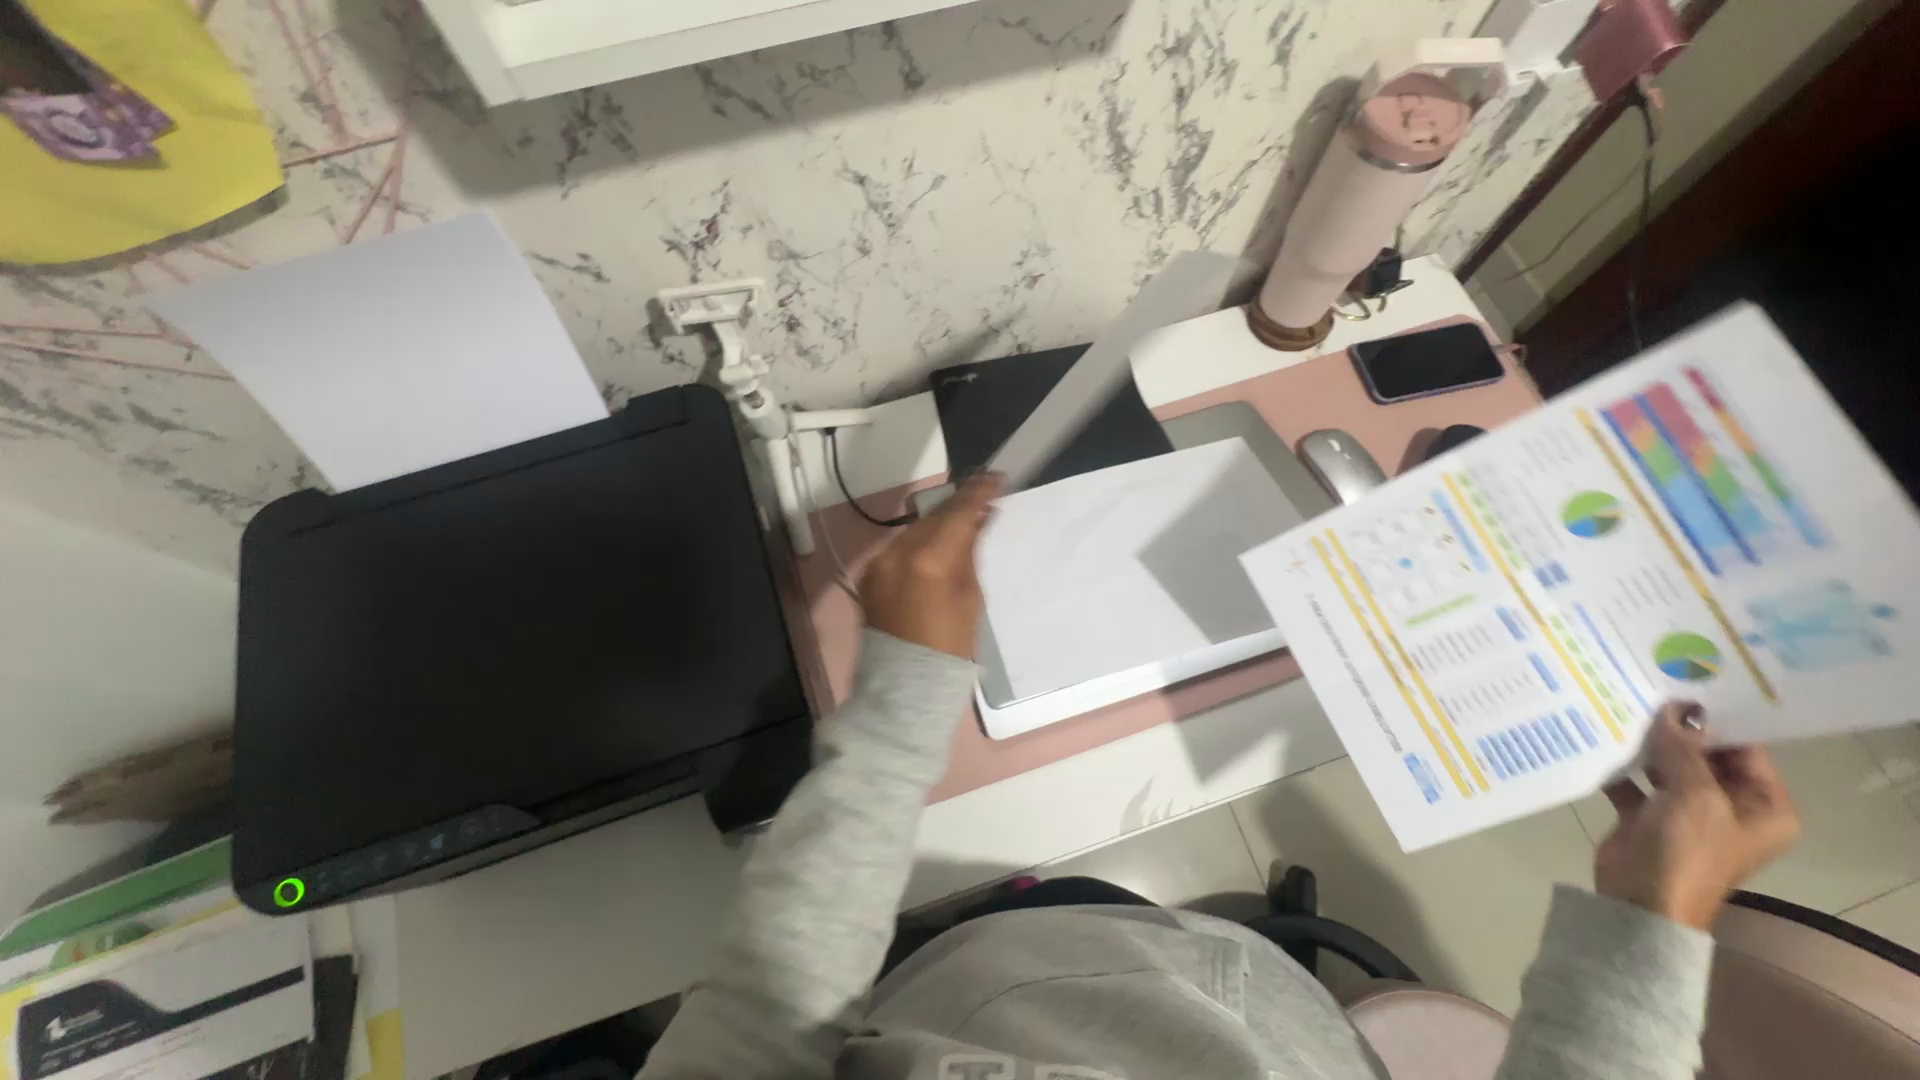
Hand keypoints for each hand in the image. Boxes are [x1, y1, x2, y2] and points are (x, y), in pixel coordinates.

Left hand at [857, 474, 1003, 658]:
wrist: (905, 683)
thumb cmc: (950, 646)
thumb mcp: (971, 596)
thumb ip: (969, 551)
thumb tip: (977, 520)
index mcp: (929, 560)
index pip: (957, 512)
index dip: (978, 492)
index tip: (995, 477)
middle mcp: (898, 554)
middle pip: (933, 516)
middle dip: (958, 506)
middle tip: (982, 500)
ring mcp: (879, 564)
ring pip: (914, 530)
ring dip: (937, 525)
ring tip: (960, 525)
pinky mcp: (869, 575)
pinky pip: (898, 548)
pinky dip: (917, 544)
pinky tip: (933, 549)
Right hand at [1594, 702, 1800, 929]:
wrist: (1642, 900)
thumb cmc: (1686, 850)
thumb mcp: (1693, 795)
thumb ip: (1684, 749)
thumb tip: (1677, 707)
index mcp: (1764, 806)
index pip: (1746, 749)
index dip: (1717, 720)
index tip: (1683, 686)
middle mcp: (1730, 806)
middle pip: (1703, 755)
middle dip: (1674, 729)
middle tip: (1643, 689)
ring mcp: (1686, 811)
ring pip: (1666, 765)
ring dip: (1643, 745)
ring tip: (1615, 707)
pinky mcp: (1646, 816)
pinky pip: (1634, 781)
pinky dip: (1617, 765)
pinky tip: (1596, 740)